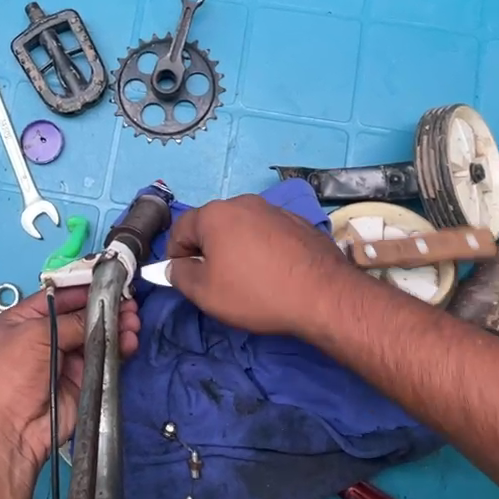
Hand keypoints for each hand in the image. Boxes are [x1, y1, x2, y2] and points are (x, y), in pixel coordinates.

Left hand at [0, 286, 140, 470]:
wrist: (10, 429)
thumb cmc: (6, 379)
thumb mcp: (36, 335)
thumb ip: (71, 321)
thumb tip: (97, 311)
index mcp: (25, 320)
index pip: (59, 296)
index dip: (84, 288)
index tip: (108, 280)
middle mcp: (45, 338)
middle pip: (82, 316)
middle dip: (105, 308)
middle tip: (126, 301)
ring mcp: (64, 359)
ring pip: (96, 337)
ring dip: (116, 327)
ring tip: (132, 320)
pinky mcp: (81, 380)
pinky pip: (104, 359)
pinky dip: (118, 349)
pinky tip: (128, 340)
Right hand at [166, 194, 359, 335]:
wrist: (323, 295)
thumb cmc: (256, 293)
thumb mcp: (205, 293)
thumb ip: (180, 275)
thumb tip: (175, 265)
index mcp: (215, 214)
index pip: (180, 229)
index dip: (176, 254)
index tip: (184, 277)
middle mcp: (243, 203)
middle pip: (212, 225)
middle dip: (207, 250)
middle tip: (215, 281)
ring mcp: (274, 210)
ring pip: (241, 228)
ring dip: (236, 248)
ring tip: (248, 279)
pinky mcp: (298, 222)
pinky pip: (267, 233)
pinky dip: (263, 249)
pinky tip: (274, 273)